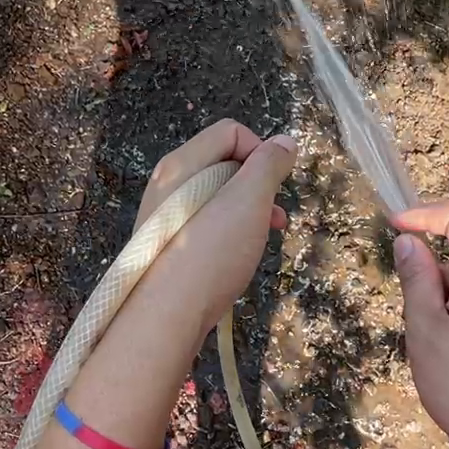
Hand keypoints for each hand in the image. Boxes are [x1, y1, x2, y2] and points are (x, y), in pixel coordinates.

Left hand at [132, 119, 297, 338]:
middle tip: (276, 217)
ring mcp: (164, 215)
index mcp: (182, 163)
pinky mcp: (166, 244)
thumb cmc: (210, 252)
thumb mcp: (249, 201)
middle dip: (257, 185)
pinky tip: (237, 256)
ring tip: (264, 238)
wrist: (164, 317)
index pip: (231, 131)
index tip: (275, 185)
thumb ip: (268, 166)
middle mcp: (167, 182)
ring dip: (248, 210)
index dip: (261, 151)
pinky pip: (204, 222)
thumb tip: (284, 141)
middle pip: (224, 162)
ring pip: (217, 196)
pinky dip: (228, 231)